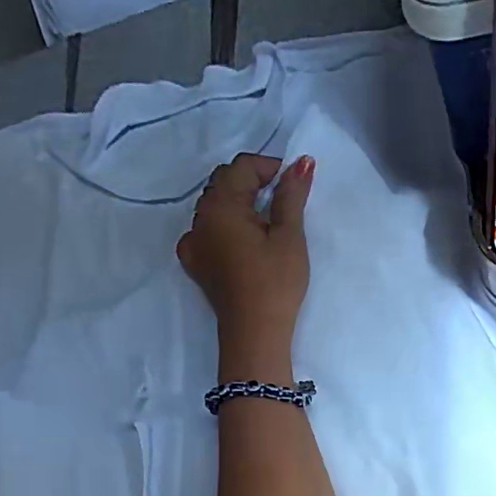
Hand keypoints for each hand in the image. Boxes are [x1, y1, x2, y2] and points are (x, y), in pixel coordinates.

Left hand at [177, 152, 315, 381]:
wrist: (255, 333)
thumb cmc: (275, 283)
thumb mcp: (289, 236)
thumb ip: (291, 196)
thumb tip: (302, 162)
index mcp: (220, 205)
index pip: (242, 168)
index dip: (270, 168)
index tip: (294, 183)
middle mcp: (199, 219)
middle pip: (224, 184)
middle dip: (253, 184)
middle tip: (283, 202)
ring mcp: (194, 243)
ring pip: (215, 208)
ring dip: (239, 205)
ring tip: (266, 223)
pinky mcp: (197, 265)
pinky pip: (208, 232)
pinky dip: (226, 228)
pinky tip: (243, 242)